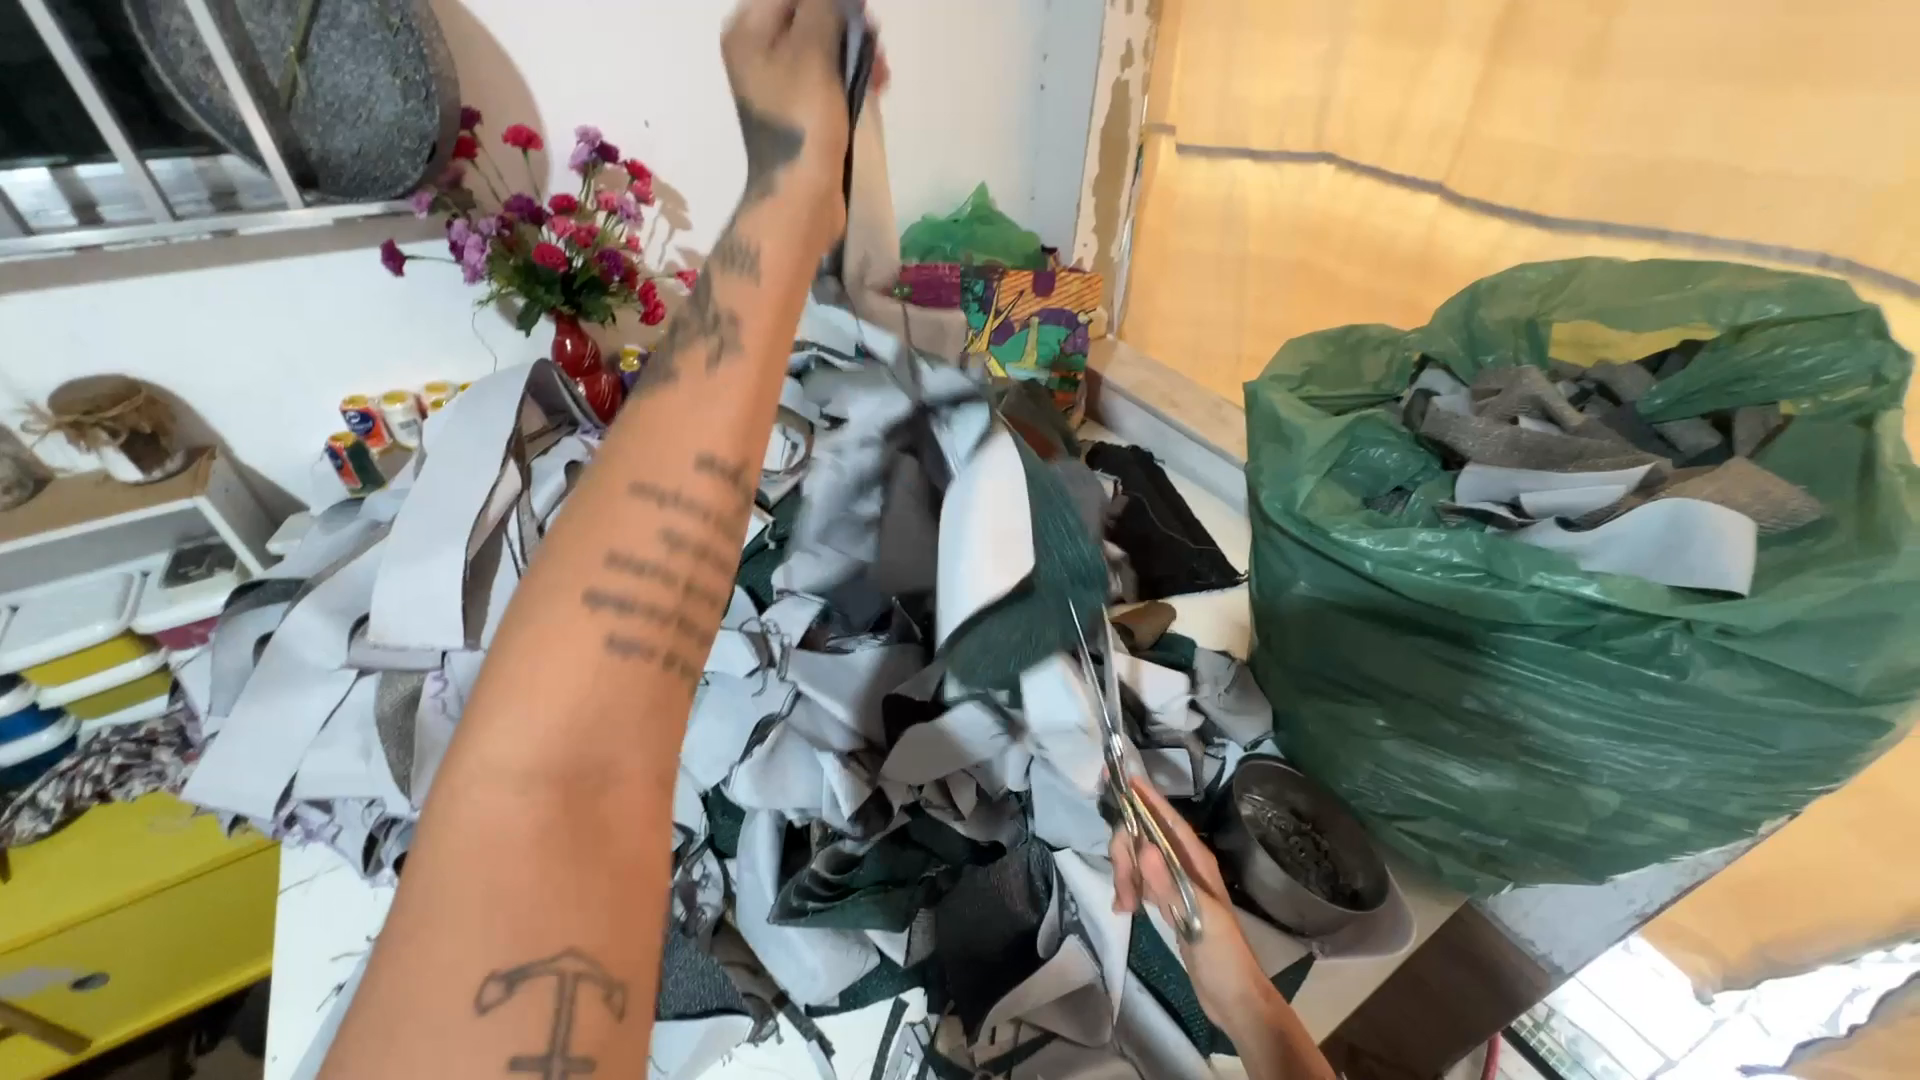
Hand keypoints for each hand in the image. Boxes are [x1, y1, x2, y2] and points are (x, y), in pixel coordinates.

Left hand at [721, 0, 882, 259]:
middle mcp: (759, 56)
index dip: (830, 0)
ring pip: (825, 52)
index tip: (862, 11)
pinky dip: (854, 80)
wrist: (802, 197)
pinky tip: (877, 86)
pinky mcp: (803, 115)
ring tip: (882, 70)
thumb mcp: (813, 52)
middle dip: (848, 27)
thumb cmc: (803, 122)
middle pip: (809, 18)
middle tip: (876, 41)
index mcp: (748, 33)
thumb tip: (837, 0)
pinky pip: (830, 83)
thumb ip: (824, 9)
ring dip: (857, 55)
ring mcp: (782, 88)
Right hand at [1111, 775, 1289, 1034]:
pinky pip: (1140, 881)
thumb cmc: (1223, 955)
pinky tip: (1125, 908)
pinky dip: (1129, 889)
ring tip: (1125, 906)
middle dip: (1126, 854)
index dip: (1146, 798)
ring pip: (1139, 859)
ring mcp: (1175, 882)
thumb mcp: (1198, 918)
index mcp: (1196, 860)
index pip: (1166, 819)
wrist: (1234, 998)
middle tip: (1123, 888)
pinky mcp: (1167, 901)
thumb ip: (1168, 883)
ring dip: (1125, 876)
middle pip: (1144, 838)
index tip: (1121, 779)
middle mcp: (1184, 863)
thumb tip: (1142, 846)